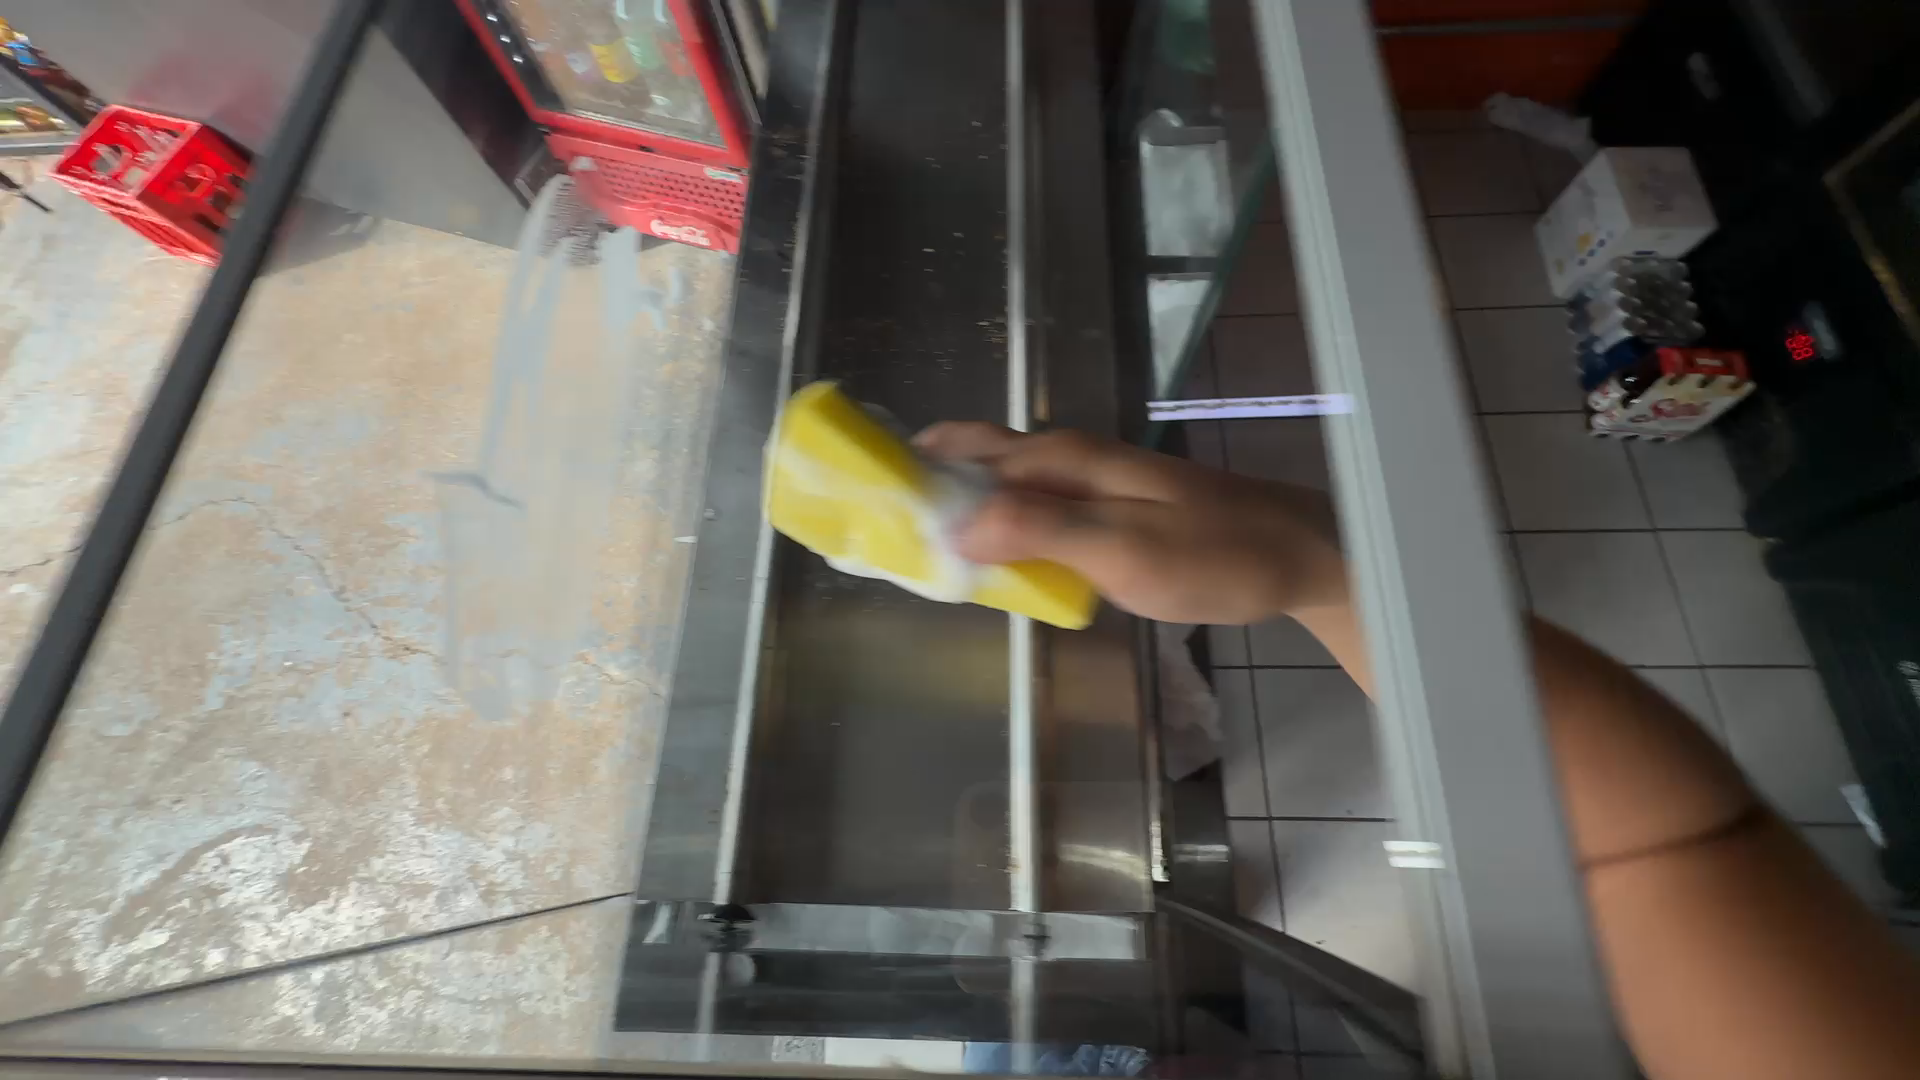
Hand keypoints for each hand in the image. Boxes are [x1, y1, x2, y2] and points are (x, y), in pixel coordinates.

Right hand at [914, 422, 1346, 625]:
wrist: (1294, 557)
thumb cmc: (1212, 555)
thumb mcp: (1122, 548)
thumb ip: (1039, 531)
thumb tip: (954, 524)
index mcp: (1063, 458)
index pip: (968, 453)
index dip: (918, 474)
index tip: (871, 506)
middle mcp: (1067, 458)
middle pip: (979, 461)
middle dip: (931, 489)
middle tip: (891, 535)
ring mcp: (1087, 482)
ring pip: (1005, 486)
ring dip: (964, 511)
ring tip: (926, 552)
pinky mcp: (1103, 508)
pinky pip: (1034, 512)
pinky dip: (1003, 530)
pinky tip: (993, 560)